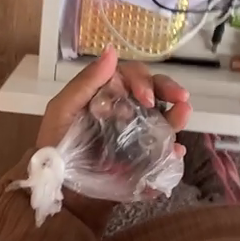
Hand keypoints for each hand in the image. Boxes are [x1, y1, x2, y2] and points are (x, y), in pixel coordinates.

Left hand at [35, 46, 191, 149]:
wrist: (58, 189)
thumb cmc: (55, 145)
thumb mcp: (63, 109)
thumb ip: (86, 82)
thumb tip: (112, 50)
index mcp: (108, 94)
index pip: (132, 77)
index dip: (143, 81)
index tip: (146, 97)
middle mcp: (125, 110)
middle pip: (154, 93)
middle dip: (169, 91)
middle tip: (180, 99)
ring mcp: (136, 134)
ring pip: (164, 118)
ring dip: (177, 115)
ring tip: (184, 115)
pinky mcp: (143, 159)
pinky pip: (164, 150)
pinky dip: (173, 150)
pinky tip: (176, 150)